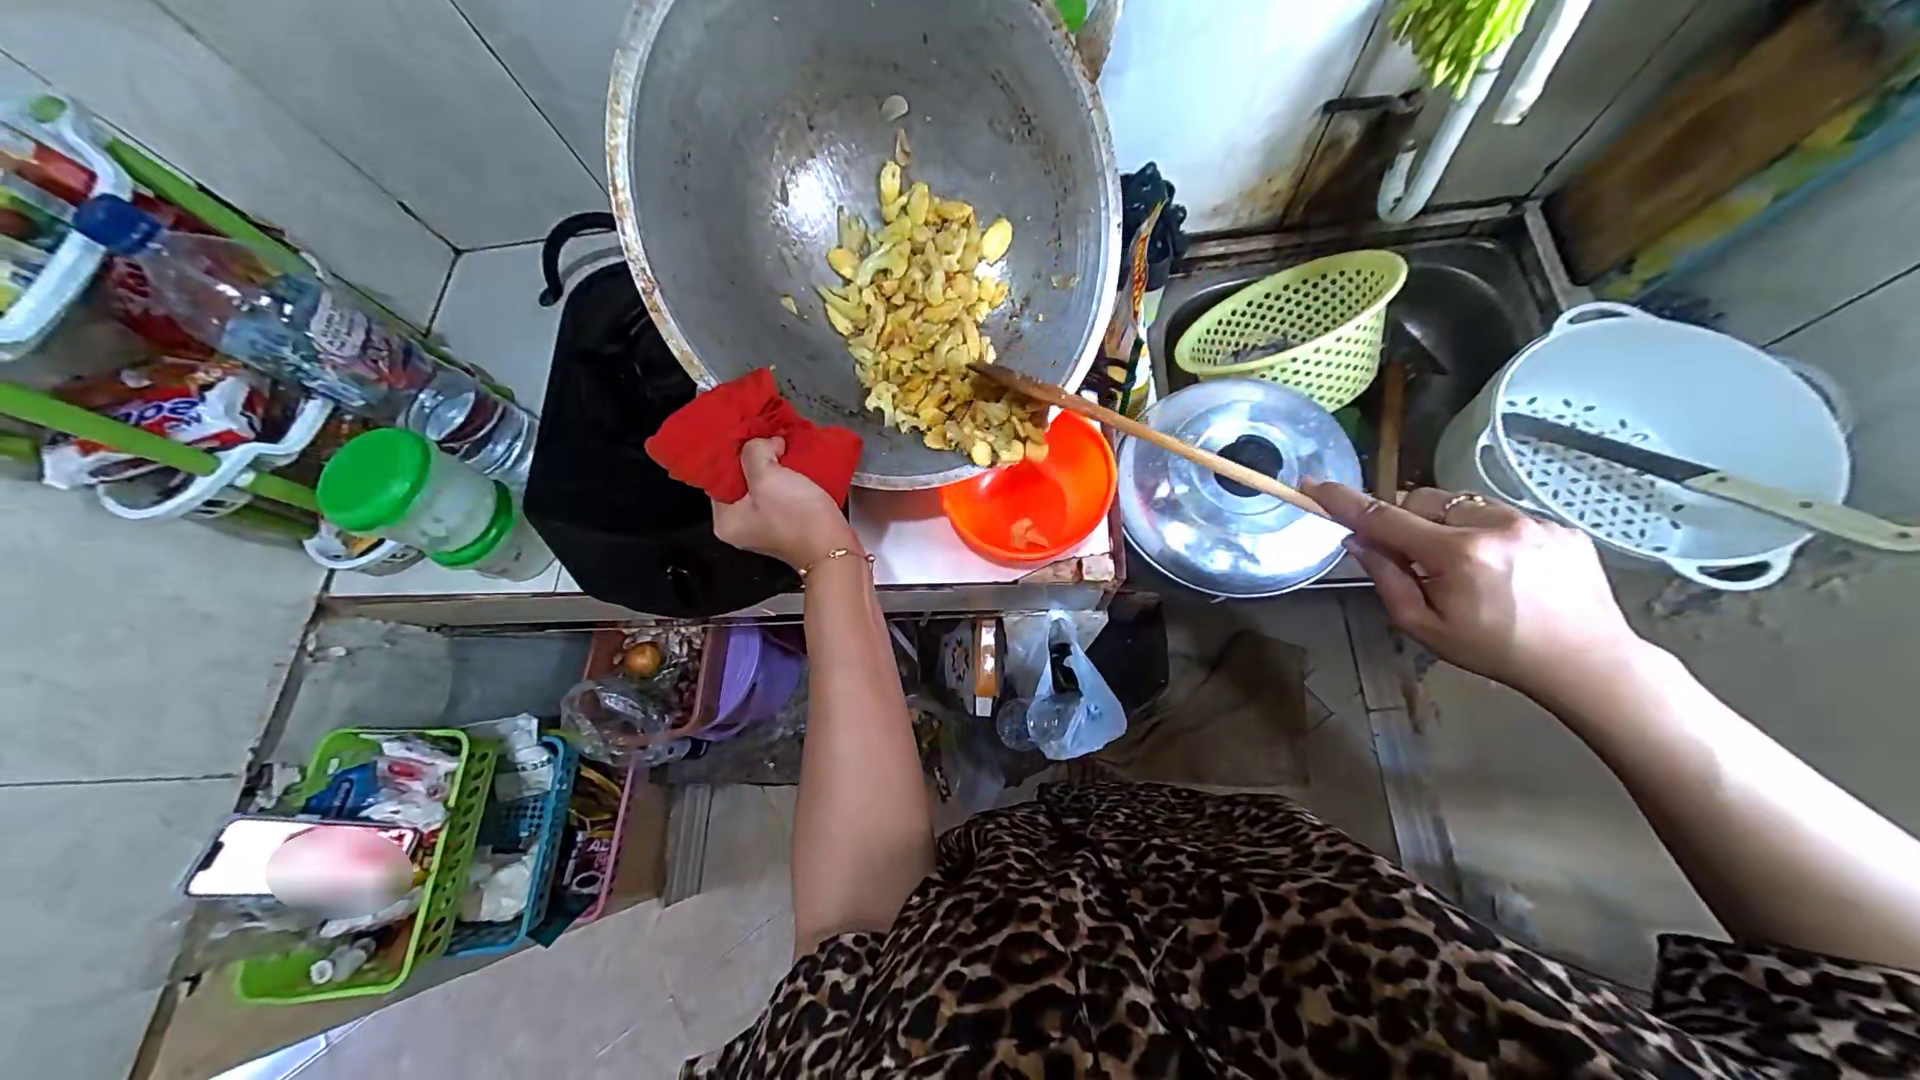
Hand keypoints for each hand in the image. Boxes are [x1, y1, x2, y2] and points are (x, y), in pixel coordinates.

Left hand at [711, 437, 860, 569]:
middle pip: (741, 481)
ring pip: (763, 485)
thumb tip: (764, 443)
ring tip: (782, 447)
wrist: (835, 547)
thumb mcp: (768, 477)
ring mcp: (766, 526)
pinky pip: (781, 493)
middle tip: (767, 438)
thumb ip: (756, 452)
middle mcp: (742, 526)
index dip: (732, 454)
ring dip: (774, 467)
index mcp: (726, 520)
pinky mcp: (788, 524)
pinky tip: (796, 465)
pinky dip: (787, 479)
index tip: (747, 435)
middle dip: (755, 458)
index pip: (717, 477)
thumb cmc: (799, 519)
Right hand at [1306, 481, 1648, 702]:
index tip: (1314, 484)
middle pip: (1424, 499)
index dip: (1344, 500)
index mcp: (1458, 554)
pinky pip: (1504, 515)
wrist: (1587, 663)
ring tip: (1470, 567)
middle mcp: (1496, 525)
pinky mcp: (1560, 526)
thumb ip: (1385, 577)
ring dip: (1450, 526)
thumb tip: (1357, 541)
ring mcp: (1535, 522)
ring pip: (1464, 504)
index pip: (1385, 516)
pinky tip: (1506, 569)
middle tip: (1418, 559)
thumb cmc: (1493, 650)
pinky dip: (1488, 533)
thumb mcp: (1422, 625)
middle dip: (1409, 521)